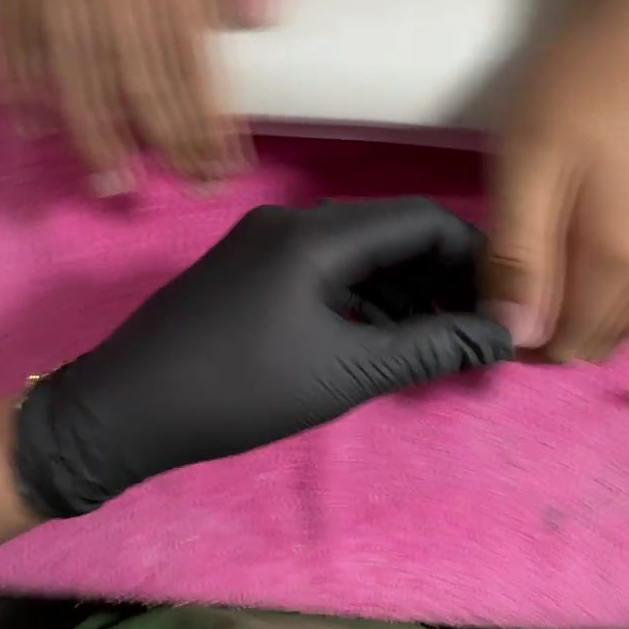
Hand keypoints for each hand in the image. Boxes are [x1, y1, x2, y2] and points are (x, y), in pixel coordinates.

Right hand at [0, 0, 280, 191]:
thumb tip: (256, 26)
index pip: (185, 55)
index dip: (203, 121)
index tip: (219, 168)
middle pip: (129, 70)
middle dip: (158, 139)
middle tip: (175, 189)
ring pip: (65, 60)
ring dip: (89, 129)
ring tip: (109, 182)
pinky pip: (0, 21)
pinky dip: (13, 76)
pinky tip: (30, 123)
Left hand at [13, 199, 514, 517]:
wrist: (128, 407)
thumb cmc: (239, 390)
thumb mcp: (344, 371)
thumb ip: (427, 348)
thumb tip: (498, 338)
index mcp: (318, 233)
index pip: (424, 221)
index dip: (475, 260)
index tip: (500, 308)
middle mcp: (293, 220)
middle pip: (391, 233)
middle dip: (439, 280)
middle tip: (470, 332)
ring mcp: (264, 241)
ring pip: (356, 253)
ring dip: (400, 292)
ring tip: (431, 344)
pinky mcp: (248, 268)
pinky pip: (321, 270)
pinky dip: (358, 298)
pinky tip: (375, 337)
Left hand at [487, 10, 628, 360]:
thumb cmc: (593, 77)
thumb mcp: (528, 164)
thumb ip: (519, 258)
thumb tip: (516, 337)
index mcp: (628, 263)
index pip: (572, 344)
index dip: (532, 337)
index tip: (508, 300)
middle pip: (614, 335)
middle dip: (569, 320)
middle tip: (539, 266)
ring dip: (613, 300)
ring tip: (584, 241)